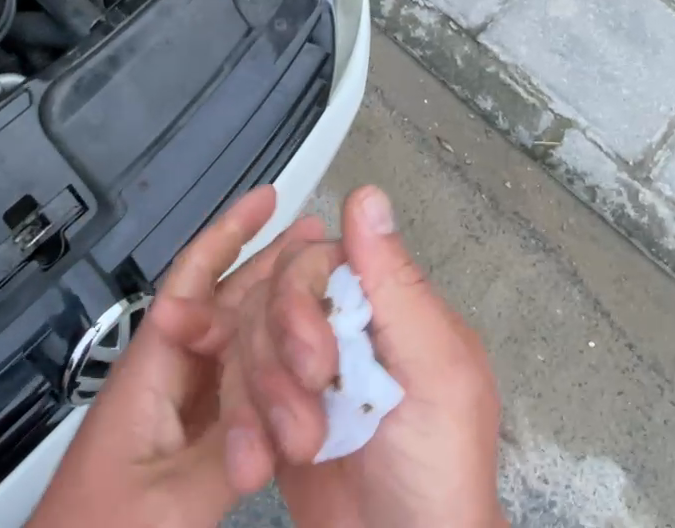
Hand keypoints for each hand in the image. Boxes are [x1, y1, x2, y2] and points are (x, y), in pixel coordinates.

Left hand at [28, 185, 318, 527]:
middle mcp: (164, 377)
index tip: (266, 199)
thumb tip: (285, 417)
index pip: (193, 281)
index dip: (230, 233)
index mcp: (150, 371)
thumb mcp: (171, 498)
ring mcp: (177, 409)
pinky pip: (236, 389)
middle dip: (265, 263)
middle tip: (311, 237)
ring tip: (316, 286)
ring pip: (234, 345)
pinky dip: (270, 369)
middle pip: (221, 303)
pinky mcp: (186, 440)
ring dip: (274, 314)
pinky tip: (301, 366)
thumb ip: (232, 453)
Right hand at [221, 186, 504, 527]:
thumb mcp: (436, 375)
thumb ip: (397, 286)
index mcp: (384, 308)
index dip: (300, 302)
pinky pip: (235, 390)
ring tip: (296, 449)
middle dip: (279, 363)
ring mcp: (305, 370)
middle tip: (303, 422)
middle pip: (272, 300)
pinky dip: (240, 427)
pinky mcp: (274, 411)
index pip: (318, 264)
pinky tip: (254, 462)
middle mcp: (341, 328)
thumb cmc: (439, 477)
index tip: (312, 360)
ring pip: (247, 343)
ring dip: (261, 401)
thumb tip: (368, 197)